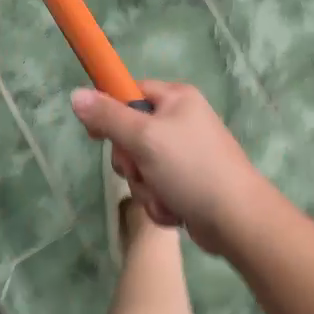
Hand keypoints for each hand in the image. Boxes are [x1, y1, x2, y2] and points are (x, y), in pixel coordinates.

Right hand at [70, 80, 274, 252]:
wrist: (237, 219)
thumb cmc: (191, 167)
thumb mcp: (145, 139)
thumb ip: (108, 118)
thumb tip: (76, 94)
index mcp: (176, 98)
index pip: (131, 93)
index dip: (110, 112)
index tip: (96, 135)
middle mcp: (181, 121)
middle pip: (132, 134)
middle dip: (132, 161)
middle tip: (142, 169)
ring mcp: (185, 154)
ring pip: (142, 167)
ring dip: (146, 187)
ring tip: (164, 195)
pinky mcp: (188, 183)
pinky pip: (157, 188)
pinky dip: (160, 201)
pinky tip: (175, 211)